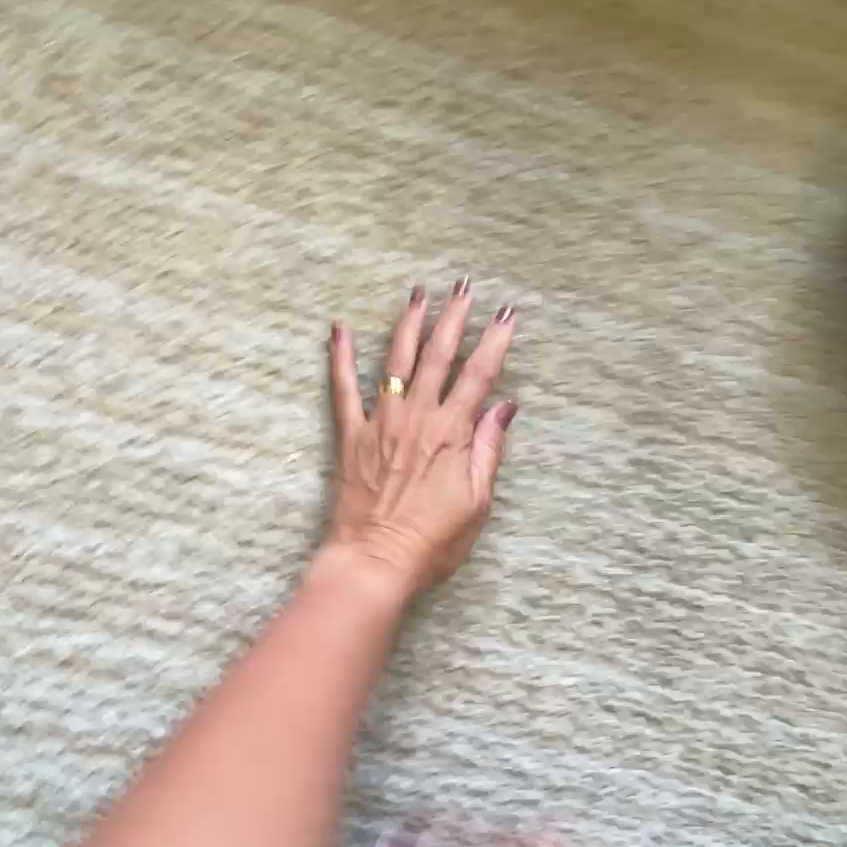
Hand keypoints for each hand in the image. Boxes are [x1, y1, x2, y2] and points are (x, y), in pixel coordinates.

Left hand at [317, 278, 519, 601]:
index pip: (480, 375)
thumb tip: (504, 407)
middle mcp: (417, 417)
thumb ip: (488, 448)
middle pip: (439, 355)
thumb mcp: (477, 500)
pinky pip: (343, 388)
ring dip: (410, 324)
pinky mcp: (352, 434)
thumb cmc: (432, 540)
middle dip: (454, 317)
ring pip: (397, 361)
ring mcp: (381, 421)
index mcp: (451, 432)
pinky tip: (339, 328)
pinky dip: (340, 356)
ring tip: (419, 293)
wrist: (375, 559)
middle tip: (463, 287)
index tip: (507, 314)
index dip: (496, 341)